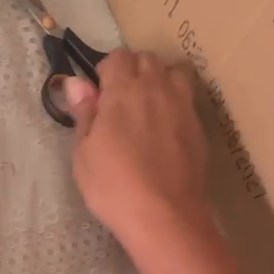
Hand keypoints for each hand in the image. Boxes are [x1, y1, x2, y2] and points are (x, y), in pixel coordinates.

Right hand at [64, 51, 209, 247]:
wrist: (163, 215)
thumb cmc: (113, 187)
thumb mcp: (83, 155)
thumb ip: (83, 114)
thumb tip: (76, 82)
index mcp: (123, 89)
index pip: (116, 58)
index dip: (106, 73)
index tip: (99, 97)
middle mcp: (156, 87)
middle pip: (146, 60)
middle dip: (132, 72)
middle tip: (120, 105)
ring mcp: (182, 104)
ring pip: (171, 74)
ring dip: (157, 82)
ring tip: (147, 110)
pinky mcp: (197, 126)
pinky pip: (185, 100)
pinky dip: (173, 105)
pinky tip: (165, 132)